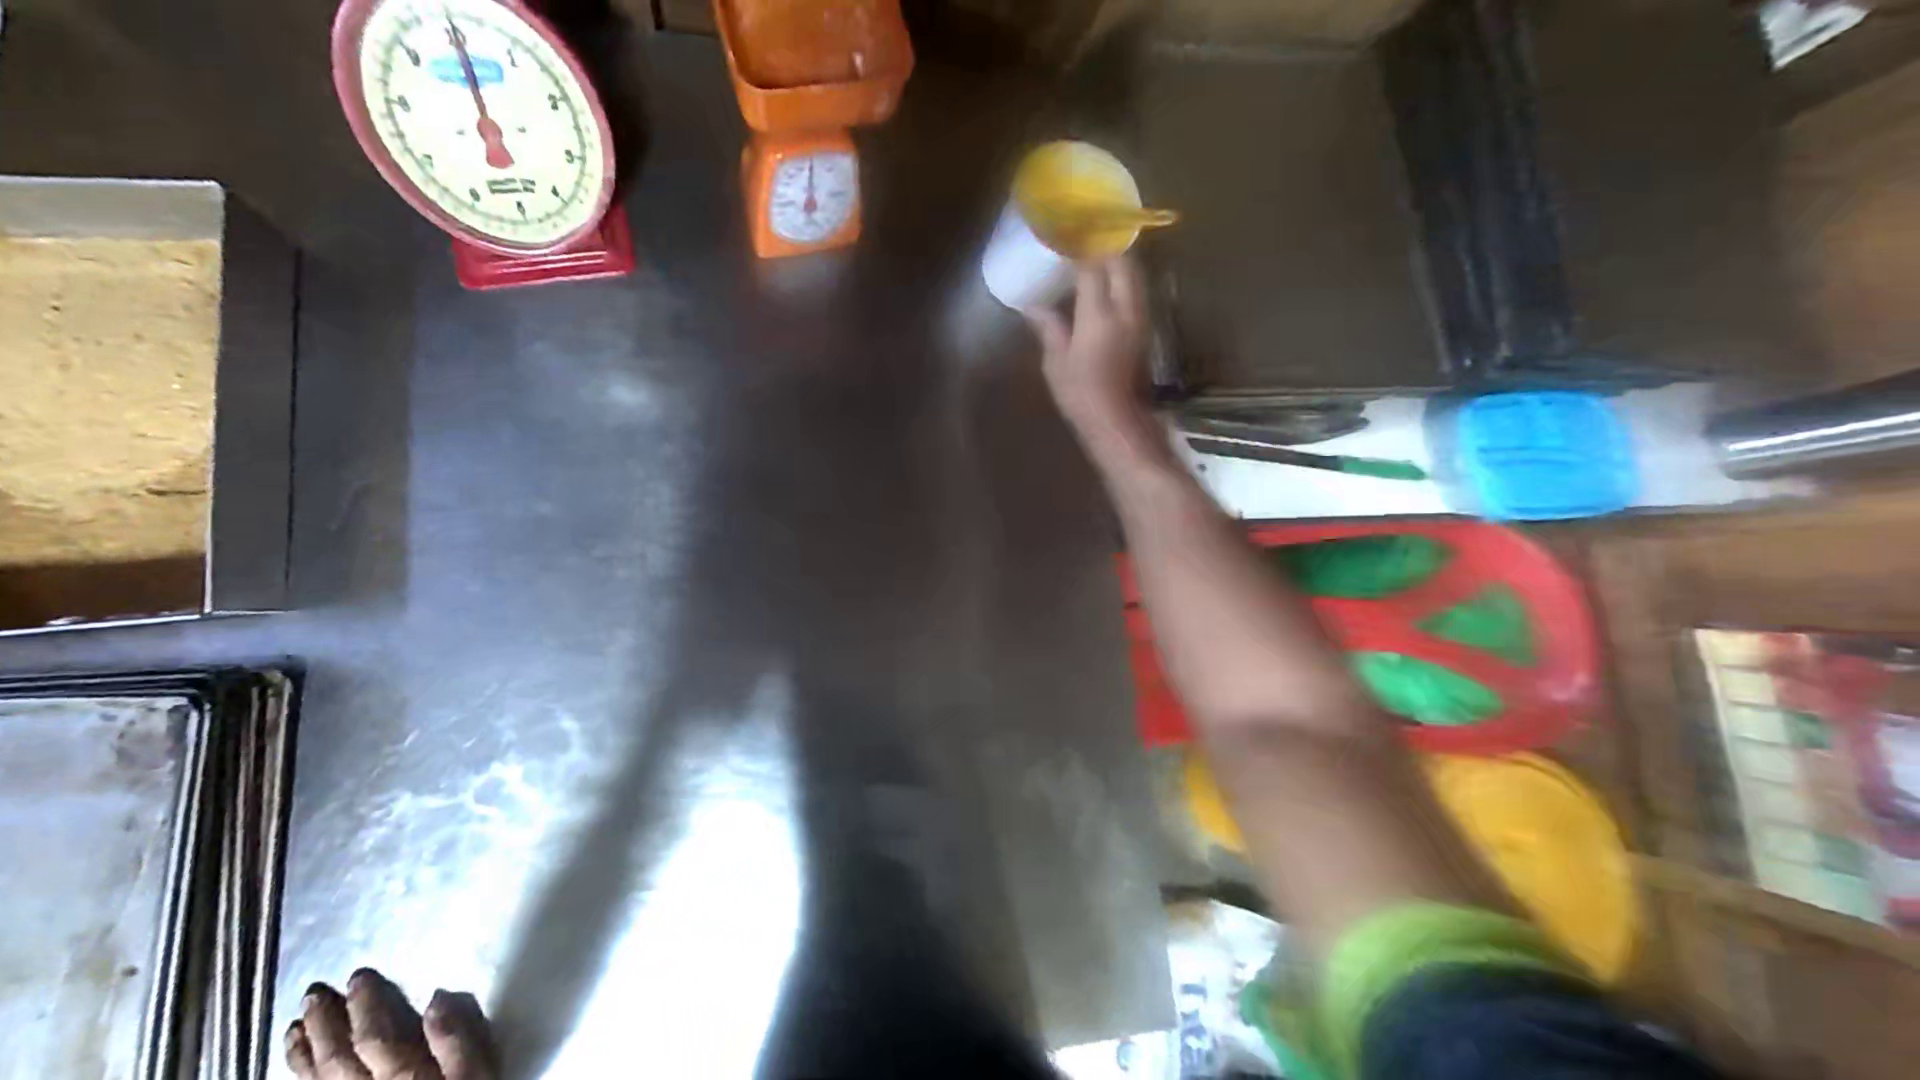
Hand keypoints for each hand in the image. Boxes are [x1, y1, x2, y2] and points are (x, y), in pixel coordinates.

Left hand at [287, 969, 494, 1079]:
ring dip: (304, 1052)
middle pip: (338, 1058)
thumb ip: (457, 1038)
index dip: (365, 1005)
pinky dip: (301, 1079)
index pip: (375, 1036)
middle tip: (312, 993)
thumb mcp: (478, 1074)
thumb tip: (435, 997)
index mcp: (403, 1077)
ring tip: (294, 1026)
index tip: (359, 976)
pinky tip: (295, 1067)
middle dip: (326, 1024)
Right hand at [1023, 257, 1153, 446]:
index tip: (1065, 240)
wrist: (1117, 422)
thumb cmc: (1080, 395)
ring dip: (1117, 264)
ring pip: (1134, 277)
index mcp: (1099, 315)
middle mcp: (1125, 310)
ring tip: (1095, 262)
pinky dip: (1123, 283)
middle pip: (1122, 264)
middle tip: (1084, 245)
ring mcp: (1140, 320)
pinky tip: (1106, 290)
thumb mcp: (1056, 363)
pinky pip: (1136, 294)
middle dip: (1105, 250)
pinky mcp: (1145, 332)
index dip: (1079, 251)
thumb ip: (1049, 328)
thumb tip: (1033, 307)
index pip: (1092, 268)